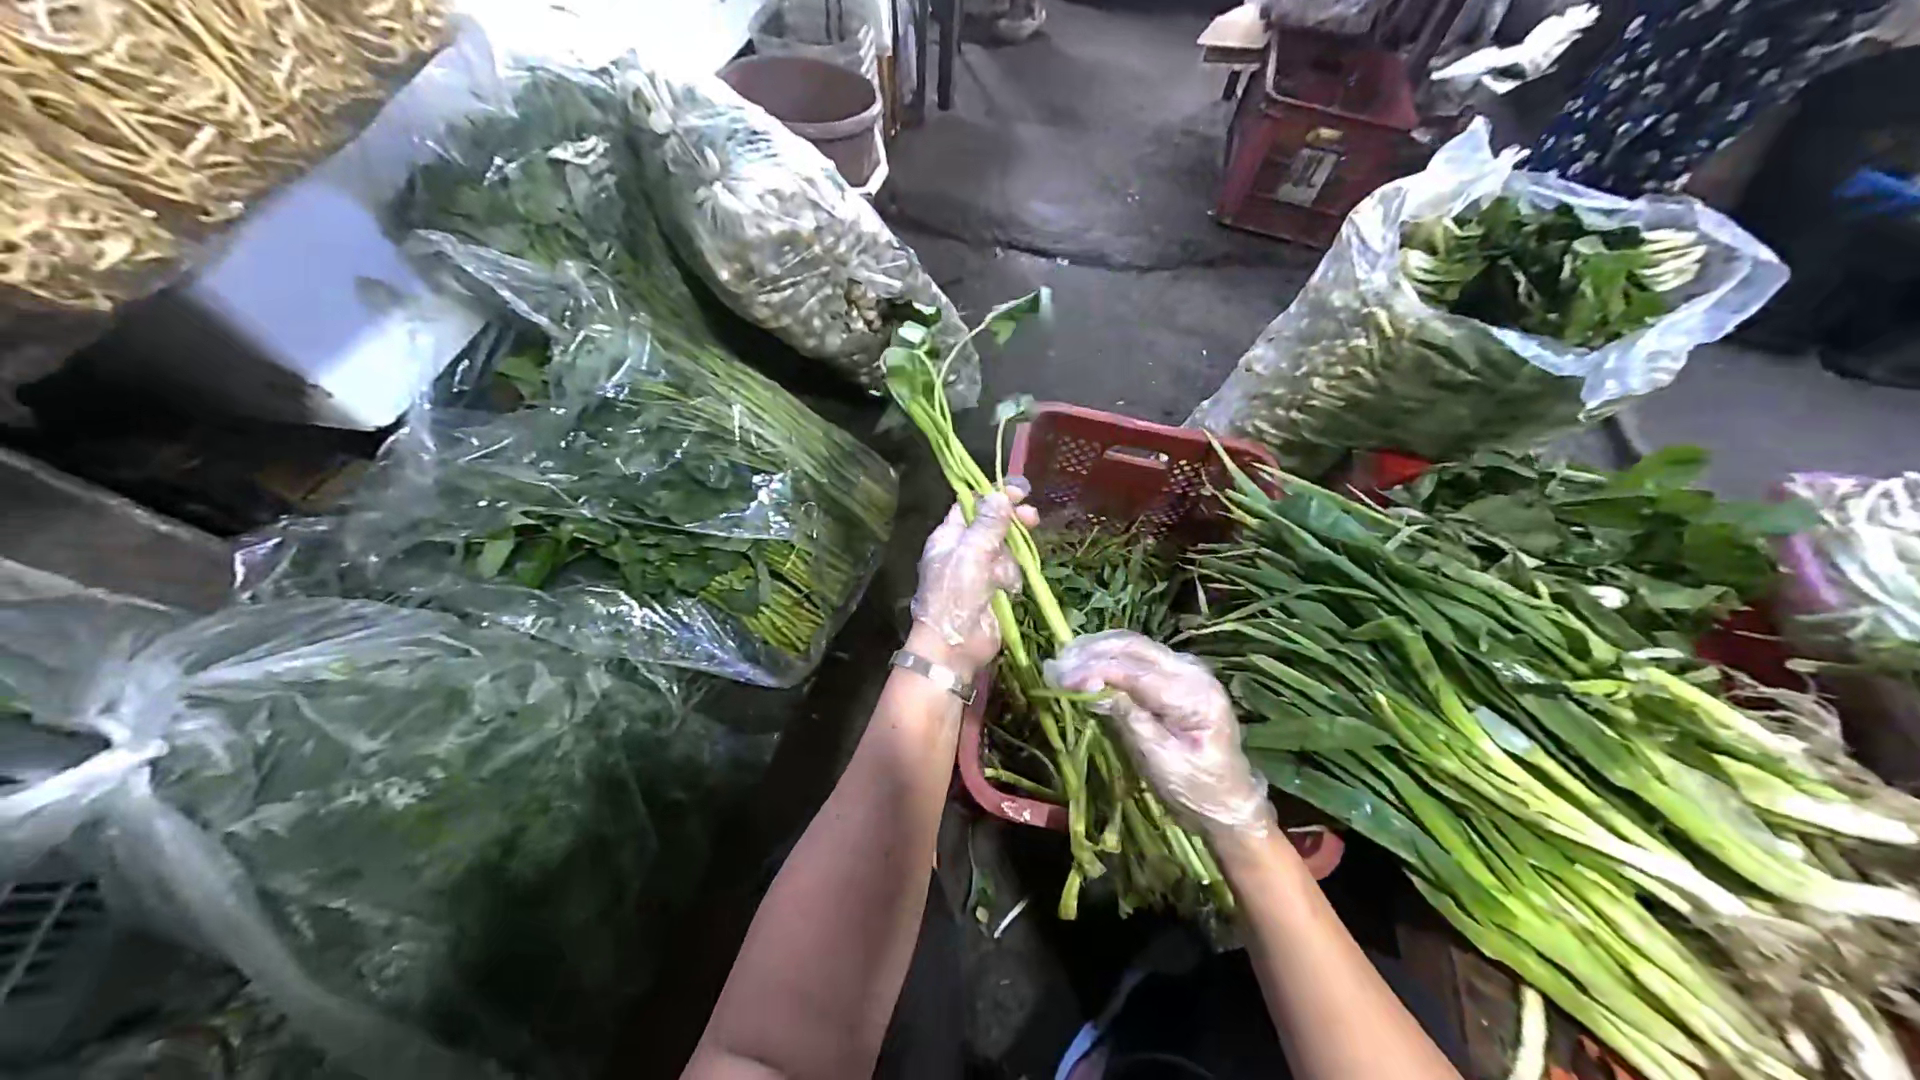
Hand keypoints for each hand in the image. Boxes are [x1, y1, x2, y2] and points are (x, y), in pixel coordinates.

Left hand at [909, 481, 1039, 678]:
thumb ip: (987, 523)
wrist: (955, 645)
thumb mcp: (970, 552)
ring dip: (1011, 558)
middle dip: (1011, 522)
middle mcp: (964, 550)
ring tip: (1004, 575)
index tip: (1018, 490)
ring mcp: (980, 570)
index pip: (971, 506)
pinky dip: (1012, 578)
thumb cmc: (955, 595)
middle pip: (993, 525)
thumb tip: (999, 495)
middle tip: (1031, 517)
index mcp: (948, 537)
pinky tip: (1007, 590)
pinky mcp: (995, 590)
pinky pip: (1011, 572)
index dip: (994, 496)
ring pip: (1007, 549)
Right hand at [1045, 630, 1274, 835]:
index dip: (1094, 670)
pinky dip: (1106, 656)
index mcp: (1194, 693)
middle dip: (1090, 652)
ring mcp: (1183, 668)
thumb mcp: (1160, 759)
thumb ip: (1129, 718)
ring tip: (1061, 660)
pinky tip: (1083, 662)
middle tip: (1054, 665)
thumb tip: (1090, 687)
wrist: (1227, 801)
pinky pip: (1135, 656)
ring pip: (1131, 645)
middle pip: (1132, 647)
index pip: (1135, 671)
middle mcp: (1191, 670)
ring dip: (1094, 650)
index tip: (1059, 678)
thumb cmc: (1196, 787)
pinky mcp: (1173, 674)